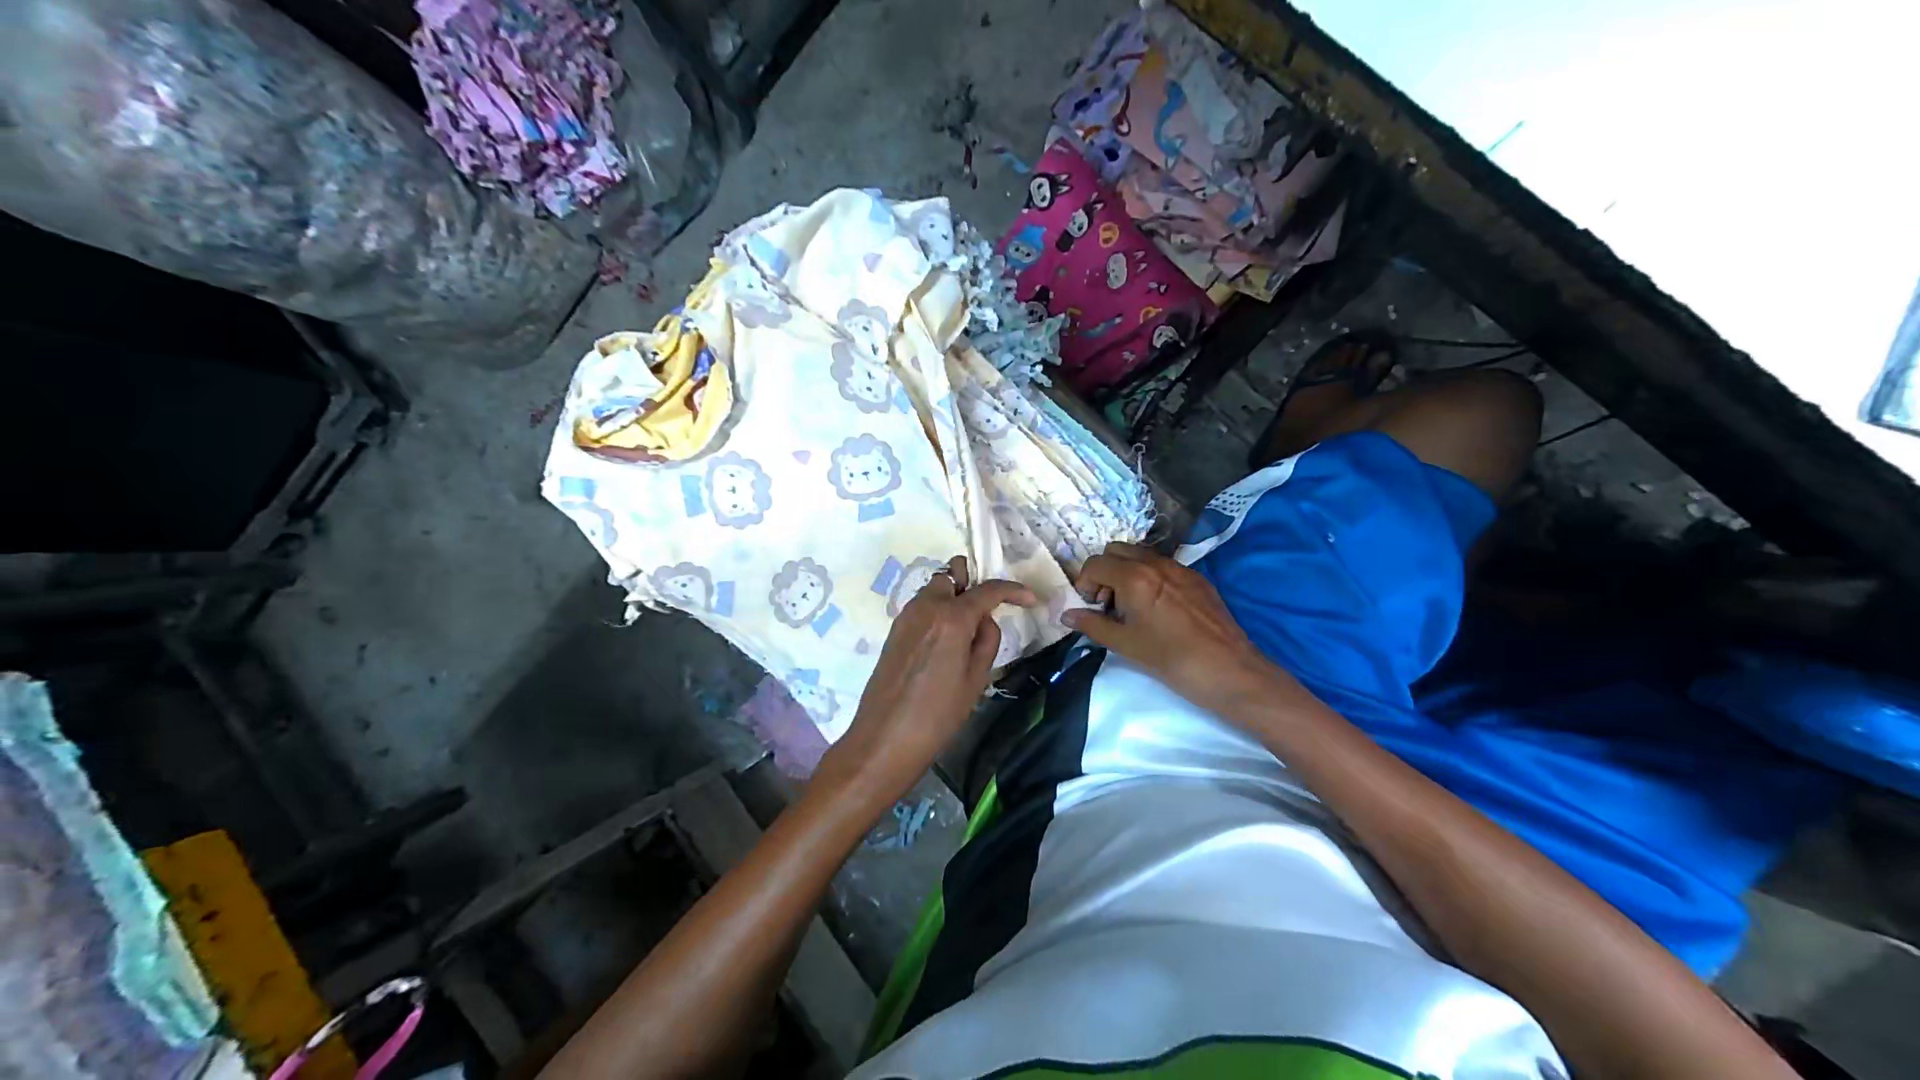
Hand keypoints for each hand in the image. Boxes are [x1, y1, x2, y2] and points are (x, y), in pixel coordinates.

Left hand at [827, 556, 1036, 801]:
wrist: (886, 737)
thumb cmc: (939, 714)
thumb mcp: (976, 679)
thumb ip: (987, 640)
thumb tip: (984, 620)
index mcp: (951, 617)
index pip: (988, 589)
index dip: (1013, 591)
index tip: (1029, 600)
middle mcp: (926, 606)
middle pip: (952, 574)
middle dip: (972, 583)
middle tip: (987, 611)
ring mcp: (906, 616)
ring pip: (935, 589)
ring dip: (953, 597)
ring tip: (967, 631)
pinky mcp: (894, 630)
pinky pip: (922, 607)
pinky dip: (937, 612)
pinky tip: (946, 643)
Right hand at [1063, 542, 1281, 708]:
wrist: (1229, 670)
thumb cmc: (1171, 659)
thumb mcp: (1124, 644)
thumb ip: (1092, 625)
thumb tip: (1067, 615)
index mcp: (1134, 577)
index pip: (1095, 564)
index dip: (1085, 584)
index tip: (1091, 607)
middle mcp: (1156, 563)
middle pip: (1116, 550)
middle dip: (1104, 572)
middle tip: (1107, 603)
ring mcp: (1180, 568)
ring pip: (1141, 555)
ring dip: (1126, 572)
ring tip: (1131, 607)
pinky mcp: (1197, 578)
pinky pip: (1163, 566)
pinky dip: (1149, 577)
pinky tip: (1157, 609)